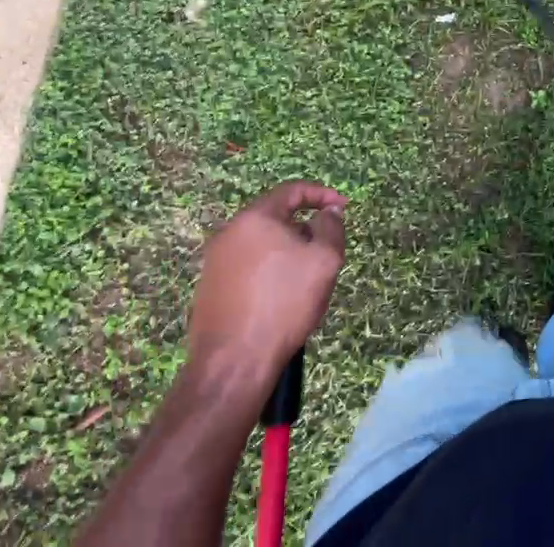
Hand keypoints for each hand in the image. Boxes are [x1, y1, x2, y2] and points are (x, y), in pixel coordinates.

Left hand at [187, 180, 346, 382]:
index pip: (291, 191)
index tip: (343, 208)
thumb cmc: (284, 302)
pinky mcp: (209, 289)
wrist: (234, 361)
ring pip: (263, 244)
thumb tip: (327, 213)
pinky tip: (283, 298)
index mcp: (254, 219)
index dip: (322, 195)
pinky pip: (249, 267)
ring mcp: (214, 263)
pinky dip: (271, 272)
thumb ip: (331, 227)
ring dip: (289, 252)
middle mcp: (228, 234)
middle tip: (327, 251)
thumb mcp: (324, 260)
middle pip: (276, 218)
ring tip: (308, 279)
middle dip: (306, 229)